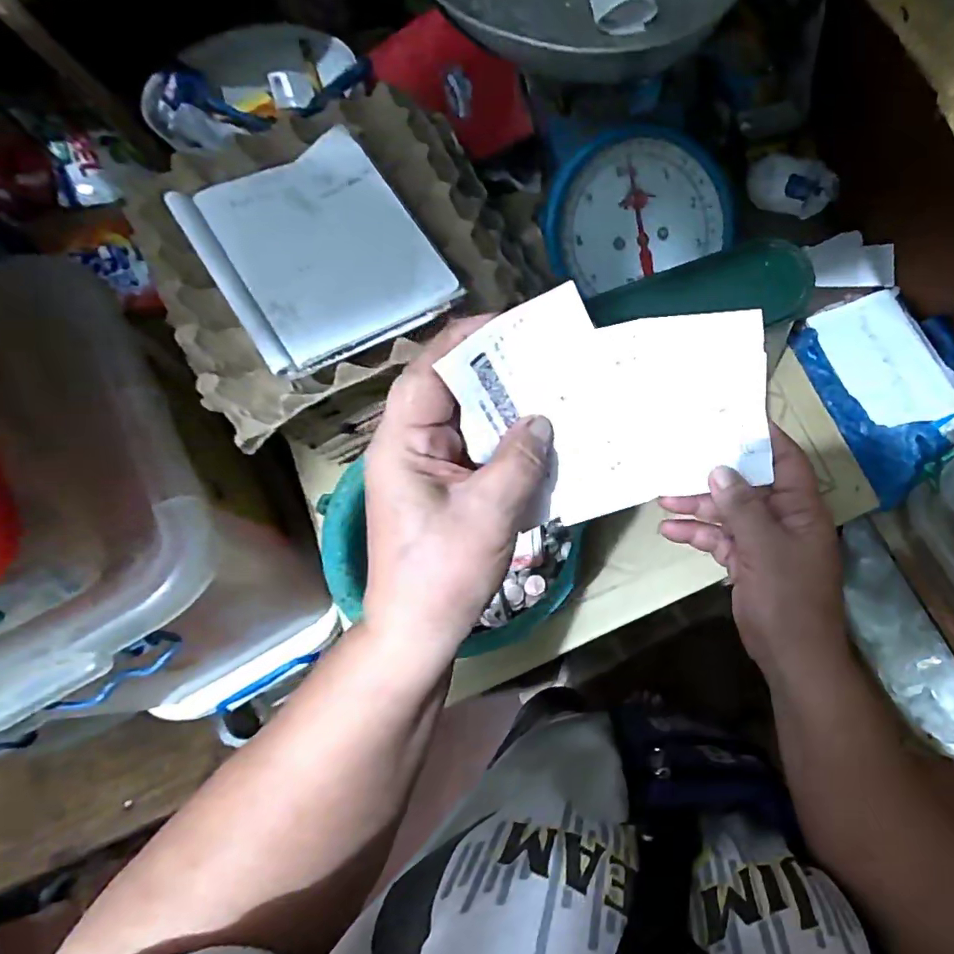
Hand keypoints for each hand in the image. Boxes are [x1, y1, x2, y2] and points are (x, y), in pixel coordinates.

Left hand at [361, 317, 552, 658]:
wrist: (420, 632)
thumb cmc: (442, 573)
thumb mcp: (488, 512)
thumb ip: (519, 459)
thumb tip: (544, 419)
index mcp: (403, 443)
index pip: (429, 373)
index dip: (465, 341)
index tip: (508, 321)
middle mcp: (412, 448)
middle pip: (451, 393)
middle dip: (494, 372)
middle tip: (542, 353)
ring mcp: (431, 471)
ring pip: (470, 423)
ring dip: (506, 408)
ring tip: (550, 387)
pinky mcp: (449, 491)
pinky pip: (480, 453)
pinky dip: (509, 443)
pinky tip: (541, 437)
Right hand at [658, 425, 847, 668]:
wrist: (793, 657)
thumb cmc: (788, 599)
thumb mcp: (764, 548)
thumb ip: (742, 507)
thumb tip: (721, 470)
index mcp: (802, 508)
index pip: (785, 460)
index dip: (763, 437)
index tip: (733, 416)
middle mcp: (785, 519)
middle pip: (749, 485)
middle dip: (715, 476)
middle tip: (681, 459)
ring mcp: (766, 542)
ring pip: (730, 513)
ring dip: (699, 506)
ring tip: (663, 498)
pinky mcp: (748, 562)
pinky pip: (721, 539)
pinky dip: (699, 534)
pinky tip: (671, 531)